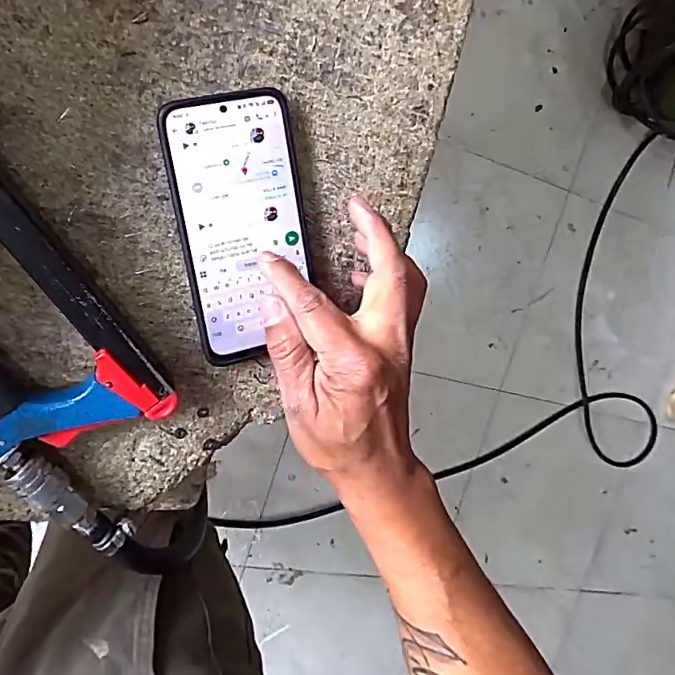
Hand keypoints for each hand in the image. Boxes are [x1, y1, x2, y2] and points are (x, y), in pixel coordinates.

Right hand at [258, 196, 427, 490]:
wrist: (377, 467)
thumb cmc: (340, 444)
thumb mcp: (298, 402)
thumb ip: (287, 348)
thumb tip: (275, 306)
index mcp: (354, 360)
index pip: (314, 304)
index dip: (286, 279)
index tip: (270, 262)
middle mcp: (384, 345)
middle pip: (388, 273)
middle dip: (374, 233)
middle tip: (357, 207)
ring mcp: (398, 344)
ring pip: (405, 281)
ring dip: (385, 249)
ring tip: (362, 227)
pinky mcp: (399, 345)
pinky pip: (401, 297)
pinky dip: (385, 273)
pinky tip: (358, 272)